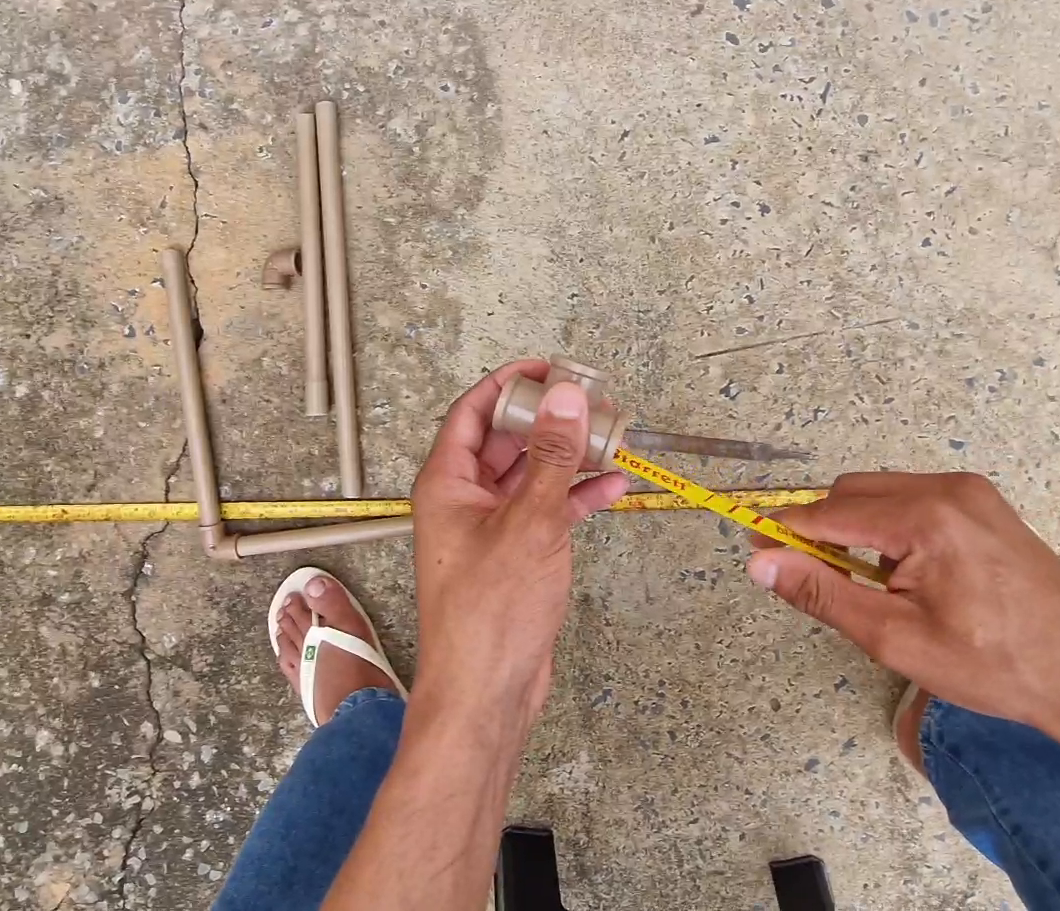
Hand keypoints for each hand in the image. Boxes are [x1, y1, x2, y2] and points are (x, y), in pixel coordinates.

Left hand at [409, 361, 628, 729]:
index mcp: (447, 482)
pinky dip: (575, 496)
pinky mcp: (516, 553)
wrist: (488, 691)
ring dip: (567, 455)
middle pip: (506, 439)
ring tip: (610, 434)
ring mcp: (492, 526)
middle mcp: (465, 498)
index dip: (508, 383)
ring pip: (531, 474)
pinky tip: (612, 484)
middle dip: (547, 418)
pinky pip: (546, 510)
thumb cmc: (490, 610)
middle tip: (591, 399)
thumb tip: (565, 396)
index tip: (549, 367)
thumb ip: (550, 457)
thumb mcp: (527, 523)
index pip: (473, 411)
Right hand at [746, 472, 1059, 735]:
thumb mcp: (894, 637)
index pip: (829, 512)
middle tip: (810, 576)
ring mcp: (971, 492)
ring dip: (855, 528)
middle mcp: (947, 487)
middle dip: (821, 528)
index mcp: (925, 516)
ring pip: (880, 493)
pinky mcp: (985, 504)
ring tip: (869, 584)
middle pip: (852, 493)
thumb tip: (759, 563)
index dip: (785, 530)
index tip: (752, 546)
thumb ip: (820, 592)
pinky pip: (913, 499)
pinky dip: (889, 527)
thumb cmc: (993, 666)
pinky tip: (905, 572)